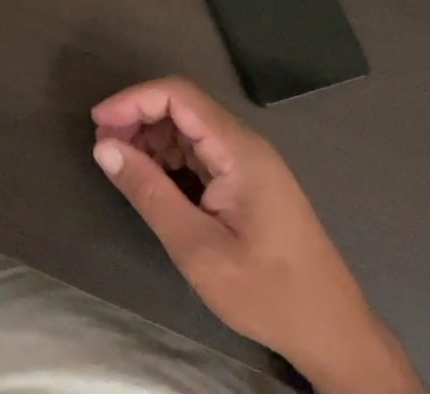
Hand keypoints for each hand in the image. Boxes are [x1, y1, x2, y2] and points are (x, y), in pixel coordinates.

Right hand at [92, 79, 421, 392]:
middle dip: (137, 119)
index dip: (132, 101)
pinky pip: (200, 152)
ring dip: (150, 138)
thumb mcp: (197, 248)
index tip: (96, 125)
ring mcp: (250, 164)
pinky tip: (151, 182)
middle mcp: (246, 146)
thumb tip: (104, 147)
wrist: (332, 332)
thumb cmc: (266, 292)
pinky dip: (168, 157)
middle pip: (182, 107)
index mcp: (239, 151)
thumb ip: (149, 192)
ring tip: (121, 167)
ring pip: (189, 128)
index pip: (178, 96)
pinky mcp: (248, 183)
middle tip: (104, 151)